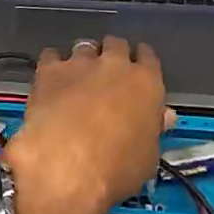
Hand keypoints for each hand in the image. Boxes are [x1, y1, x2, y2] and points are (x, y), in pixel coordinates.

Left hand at [1, 37, 172, 213]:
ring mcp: (81, 63)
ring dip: (84, 58)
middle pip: (116, 44)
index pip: (148, 57)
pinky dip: (53, 64)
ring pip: (85, 46)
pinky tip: (51, 79)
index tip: (137, 70)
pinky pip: (52, 55)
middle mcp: (115, 64)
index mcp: (146, 83)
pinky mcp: (50, 70)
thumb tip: (162, 116)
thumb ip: (154, 128)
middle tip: (106, 74)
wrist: (66, 167)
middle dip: (112, 54)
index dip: (142, 62)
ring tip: (77, 77)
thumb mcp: (147, 158)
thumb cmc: (116, 169)